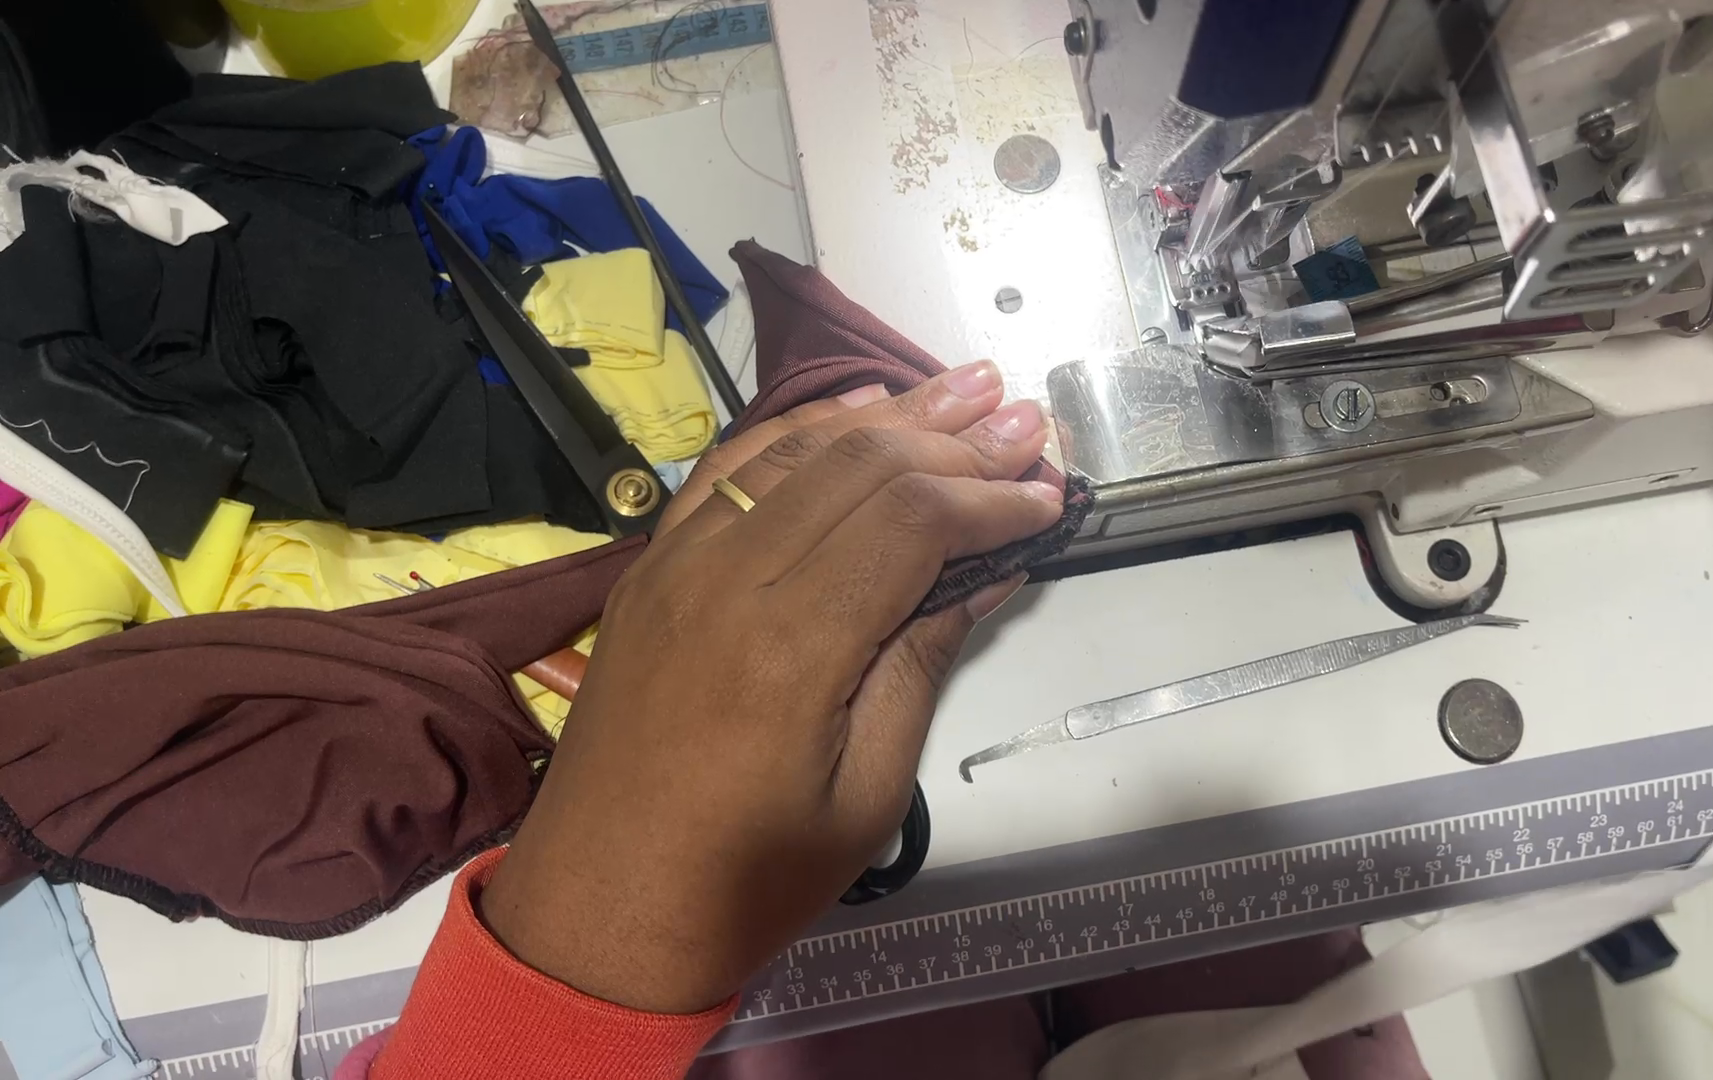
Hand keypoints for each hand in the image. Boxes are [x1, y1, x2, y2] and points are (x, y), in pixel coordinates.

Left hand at [479, 361, 1059, 1012]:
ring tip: (964, 388)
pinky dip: (803, 428)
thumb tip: (987, 573)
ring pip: (800, 449)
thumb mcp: (867, 792)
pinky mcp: (654, 563)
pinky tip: (857, 407)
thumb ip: (923, 661)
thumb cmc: (748, 878)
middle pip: (862, 468)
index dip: (990, 499)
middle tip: (1024, 419)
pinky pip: (733, 467)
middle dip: (957, 440)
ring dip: (891, 413)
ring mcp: (679, 559)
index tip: (1048, 496)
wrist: (599, 913)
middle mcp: (730, 577)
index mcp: (792, 646)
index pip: (911, 523)